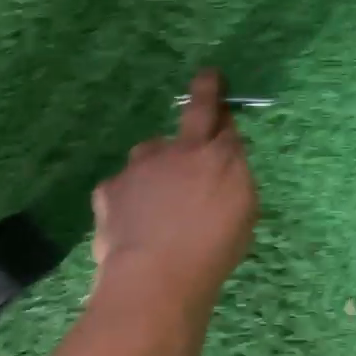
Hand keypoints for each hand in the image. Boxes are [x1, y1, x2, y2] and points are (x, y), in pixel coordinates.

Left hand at [90, 69, 259, 311]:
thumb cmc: (215, 247)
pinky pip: (123, 184)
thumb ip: (235, 177)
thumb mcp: (245, 209)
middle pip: (195, 112)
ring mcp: (142, 167)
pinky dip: (129, 195)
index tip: (219, 96)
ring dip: (158, 161)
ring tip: (159, 192)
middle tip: (208, 78)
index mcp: (221, 155)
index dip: (223, 110)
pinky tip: (131, 219)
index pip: (225, 122)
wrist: (156, 277)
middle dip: (204, 91)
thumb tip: (225, 162)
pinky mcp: (110, 189)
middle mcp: (182, 150)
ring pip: (151, 151)